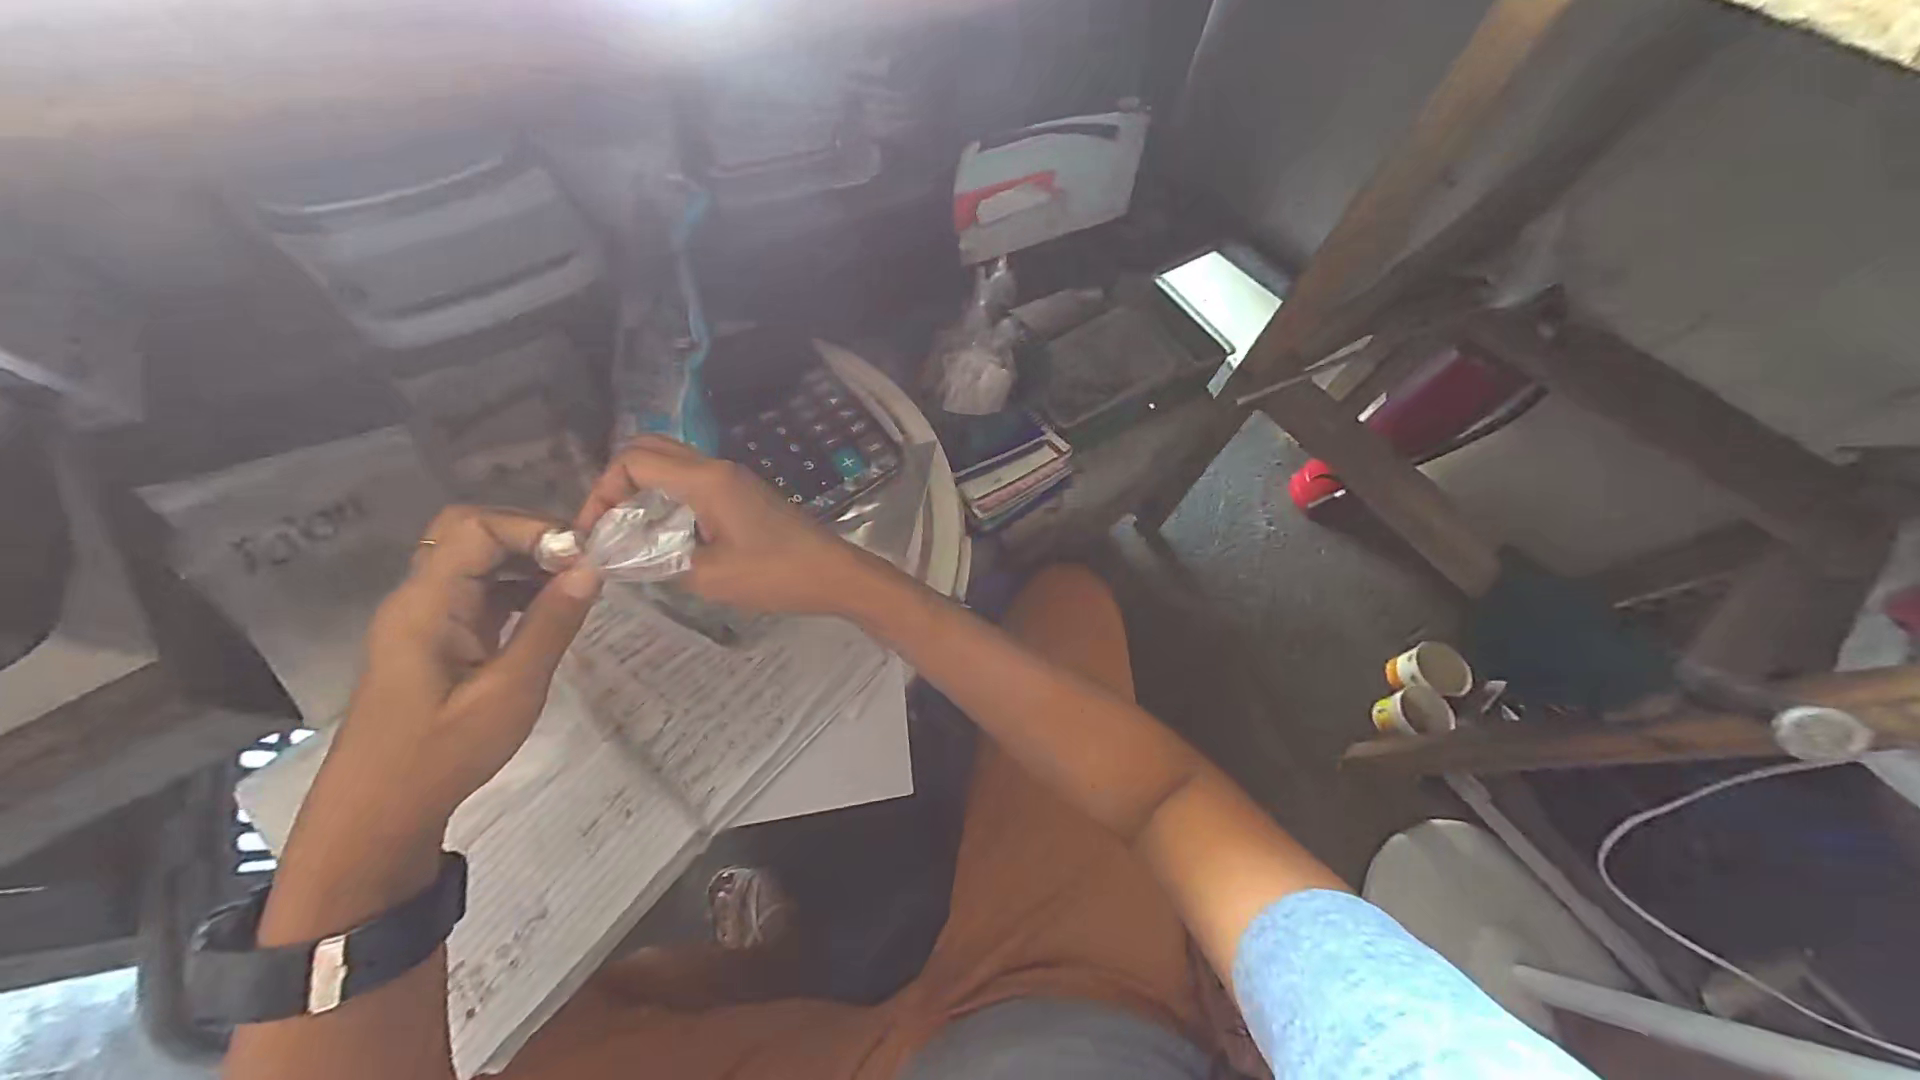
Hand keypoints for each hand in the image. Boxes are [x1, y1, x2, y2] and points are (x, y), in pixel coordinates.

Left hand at [331, 506, 601, 822]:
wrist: (378, 815)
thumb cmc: (440, 755)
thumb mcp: (510, 690)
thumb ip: (551, 625)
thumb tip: (591, 569)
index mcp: (426, 604)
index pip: (475, 528)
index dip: (533, 528)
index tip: (583, 557)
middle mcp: (422, 598)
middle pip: (473, 533)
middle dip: (534, 535)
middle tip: (585, 561)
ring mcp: (430, 617)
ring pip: (481, 559)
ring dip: (532, 560)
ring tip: (581, 582)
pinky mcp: (442, 636)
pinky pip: (484, 590)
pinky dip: (523, 587)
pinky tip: (556, 606)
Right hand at [577, 436, 879, 615]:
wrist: (834, 574)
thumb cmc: (775, 575)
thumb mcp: (708, 576)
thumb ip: (656, 561)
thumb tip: (622, 555)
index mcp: (706, 480)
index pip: (633, 461)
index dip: (602, 491)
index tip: (596, 531)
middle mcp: (718, 468)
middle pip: (649, 450)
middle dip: (618, 482)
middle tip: (610, 525)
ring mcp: (735, 478)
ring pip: (672, 463)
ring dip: (644, 489)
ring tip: (632, 532)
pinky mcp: (745, 493)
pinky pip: (694, 481)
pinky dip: (669, 497)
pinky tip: (667, 534)